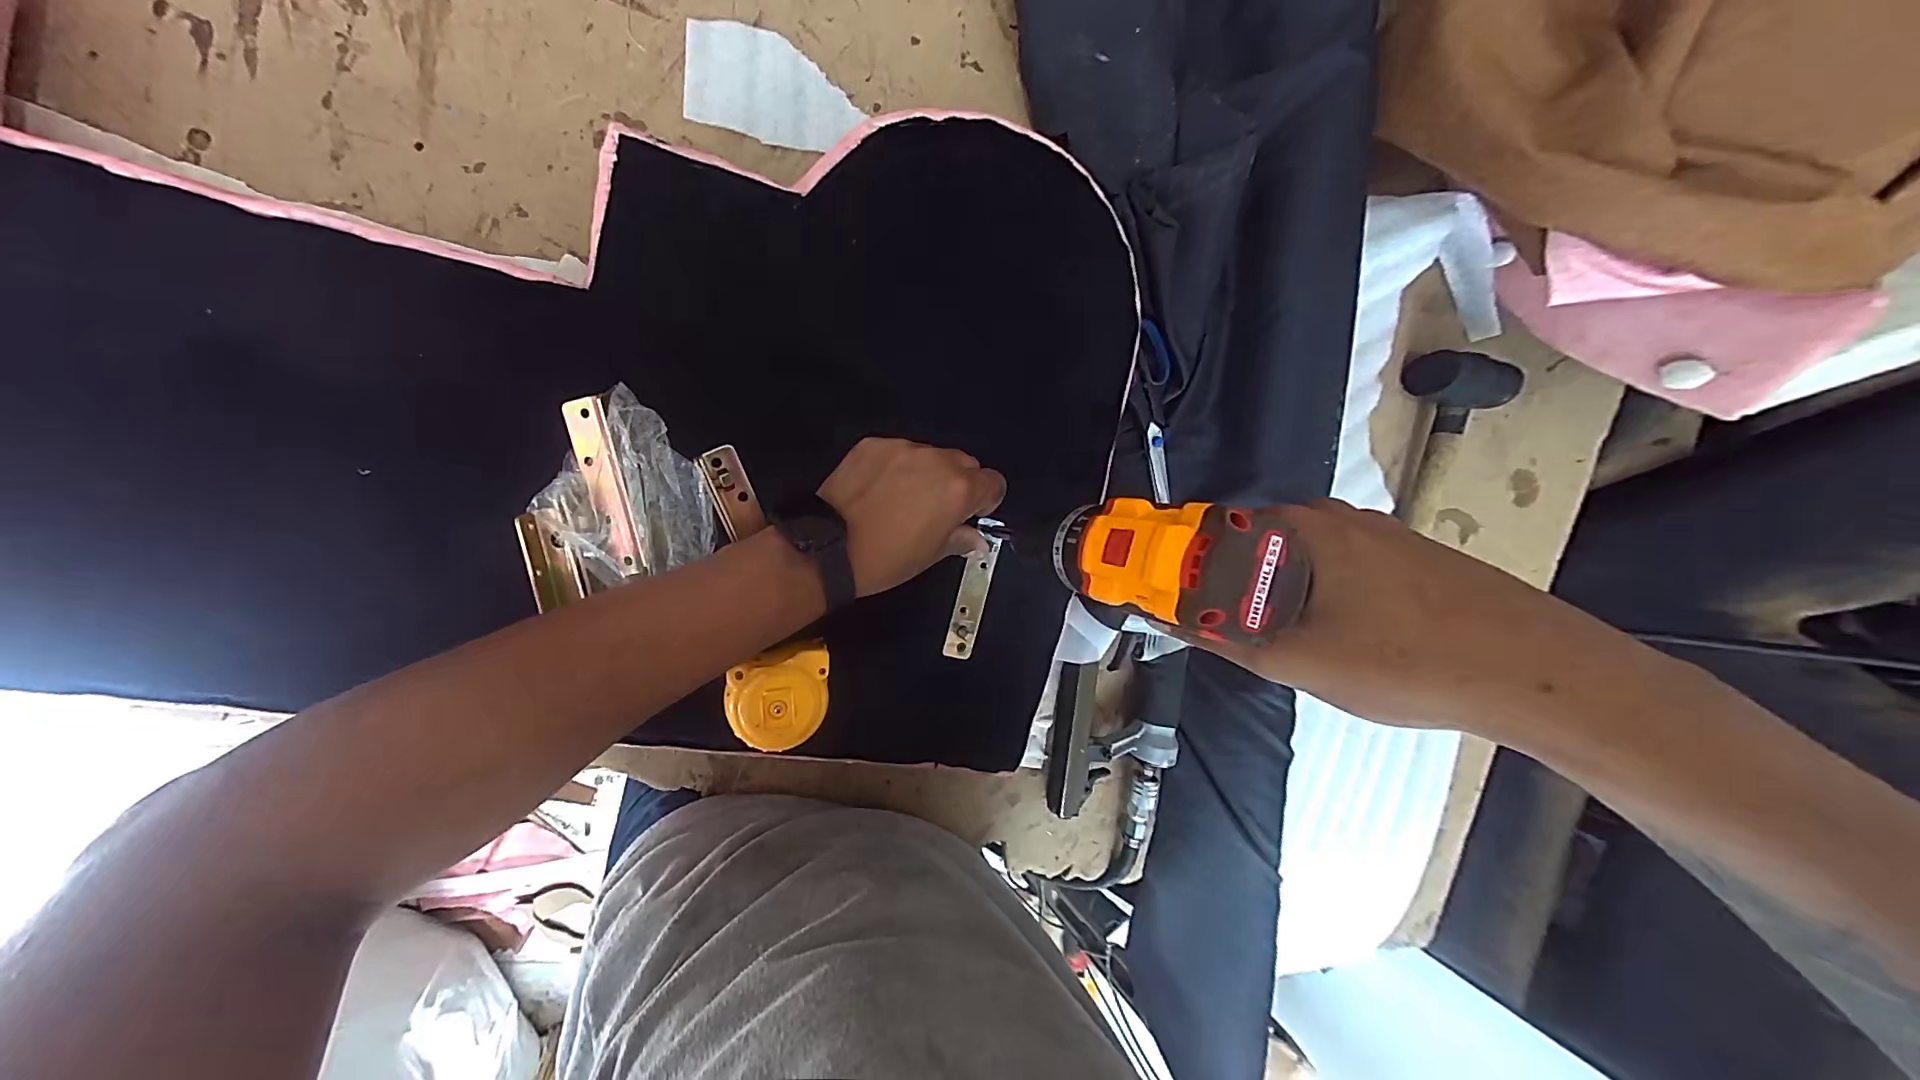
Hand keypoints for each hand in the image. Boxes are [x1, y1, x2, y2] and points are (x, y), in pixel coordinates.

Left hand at [816, 437, 1006, 596]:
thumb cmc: (882, 558)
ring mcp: (903, 449)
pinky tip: (882, 491)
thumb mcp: (931, 555)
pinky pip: (899, 451)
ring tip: (905, 501)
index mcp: (958, 490)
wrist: (829, 548)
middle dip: (959, 483)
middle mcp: (935, 461)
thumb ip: (960, 538)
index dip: (986, 499)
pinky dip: (897, 466)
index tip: (973, 511)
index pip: (993, 482)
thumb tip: (973, 538)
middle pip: (965, 463)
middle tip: (938, 509)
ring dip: (927, 473)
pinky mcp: (874, 445)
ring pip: (931, 455)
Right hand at [1173, 498, 1660, 744]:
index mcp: (1304, 525)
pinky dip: (1319, 593)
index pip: (1216, 528)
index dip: (1187, 562)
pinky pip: (1340, 567)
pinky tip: (1339, 635)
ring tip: (1278, 638)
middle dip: (1231, 581)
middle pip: (1256, 541)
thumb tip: (1172, 620)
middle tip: (1225, 627)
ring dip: (1276, 590)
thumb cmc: (1406, 660)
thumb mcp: (1300, 660)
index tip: (1173, 595)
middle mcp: (1339, 516)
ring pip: (1301, 556)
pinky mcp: (1412, 557)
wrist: (1538, 673)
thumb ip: (1227, 639)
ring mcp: (1381, 534)